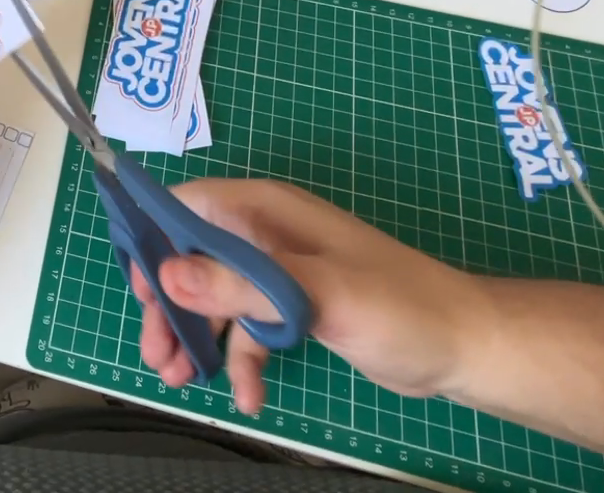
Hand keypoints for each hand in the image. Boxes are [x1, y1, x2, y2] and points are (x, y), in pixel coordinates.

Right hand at [130, 179, 491, 413]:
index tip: (138, 287)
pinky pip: (248, 328)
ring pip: (214, 297)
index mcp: (261, 210)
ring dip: (196, 337)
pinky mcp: (291, 308)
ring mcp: (275, 272)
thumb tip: (167, 273)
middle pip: (192, 259)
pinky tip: (246, 397)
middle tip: (155, 352)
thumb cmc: (396, 305)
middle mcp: (261, 234)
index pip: (187, 207)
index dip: (154, 239)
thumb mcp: (315, 293)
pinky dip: (241, 360)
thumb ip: (240, 283)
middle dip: (171, 305)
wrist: (465, 349)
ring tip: (177, 379)